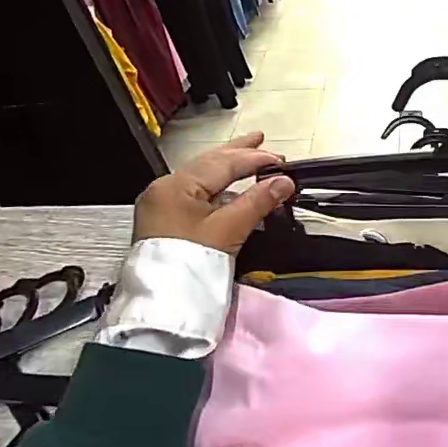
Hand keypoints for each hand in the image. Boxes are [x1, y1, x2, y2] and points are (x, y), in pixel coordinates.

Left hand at [132, 132, 295, 257]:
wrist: (162, 306)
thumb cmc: (190, 264)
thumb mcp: (229, 229)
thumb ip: (259, 201)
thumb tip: (285, 182)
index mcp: (176, 186)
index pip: (223, 163)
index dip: (255, 159)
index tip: (281, 160)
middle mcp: (164, 190)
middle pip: (208, 163)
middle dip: (238, 152)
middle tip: (261, 140)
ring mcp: (161, 205)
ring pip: (202, 177)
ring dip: (229, 168)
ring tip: (249, 156)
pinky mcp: (165, 220)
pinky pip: (196, 193)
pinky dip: (219, 186)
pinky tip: (234, 188)